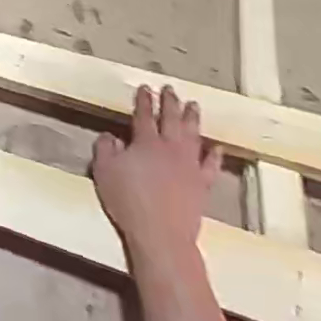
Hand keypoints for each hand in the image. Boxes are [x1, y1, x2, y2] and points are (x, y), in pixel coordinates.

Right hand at [91, 85, 217, 259]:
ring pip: (192, 134)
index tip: (145, 88)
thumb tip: (108, 135)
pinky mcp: (202, 184)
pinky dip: (214, 155)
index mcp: (146, 142)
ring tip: (193, 105)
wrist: (161, 232)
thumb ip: (104, 149)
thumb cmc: (128, 201)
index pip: (144, 115)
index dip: (144, 100)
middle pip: (171, 118)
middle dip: (169, 102)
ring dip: (192, 118)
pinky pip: (210, 164)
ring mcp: (189, 164)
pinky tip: (217, 148)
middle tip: (170, 88)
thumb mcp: (104, 172)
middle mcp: (170, 147)